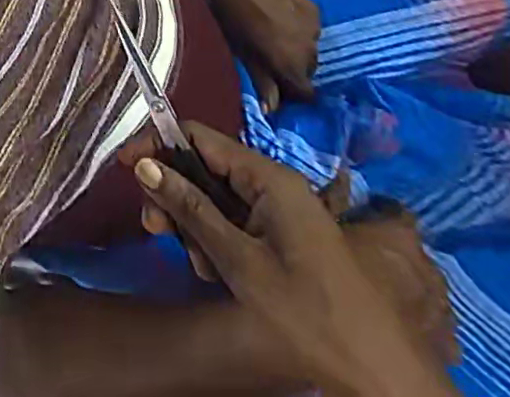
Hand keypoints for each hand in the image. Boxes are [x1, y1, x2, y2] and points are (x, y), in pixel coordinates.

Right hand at [134, 123, 458, 396]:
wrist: (383, 376)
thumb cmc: (309, 312)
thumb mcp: (238, 259)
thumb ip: (189, 207)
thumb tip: (144, 165)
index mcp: (268, 179)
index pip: (197, 136)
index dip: (157, 144)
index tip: (127, 166)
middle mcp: (273, 186)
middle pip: (202, 168)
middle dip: (173, 194)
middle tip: (154, 227)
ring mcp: (280, 212)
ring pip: (213, 198)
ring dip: (192, 224)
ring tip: (194, 261)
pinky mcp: (282, 236)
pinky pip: (233, 222)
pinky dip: (214, 241)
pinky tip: (214, 272)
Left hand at [201, 0, 318, 110]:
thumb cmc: (231, 18)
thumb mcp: (242, 53)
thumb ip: (262, 82)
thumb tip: (272, 110)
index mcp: (293, 63)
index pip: (306, 93)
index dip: (292, 94)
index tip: (278, 89)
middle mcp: (311, 49)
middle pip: (307, 71)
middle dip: (292, 71)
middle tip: (269, 60)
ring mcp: (316, 28)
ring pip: (311, 50)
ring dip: (296, 50)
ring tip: (271, 37)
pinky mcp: (314, 9)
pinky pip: (311, 29)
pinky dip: (299, 30)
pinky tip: (279, 19)